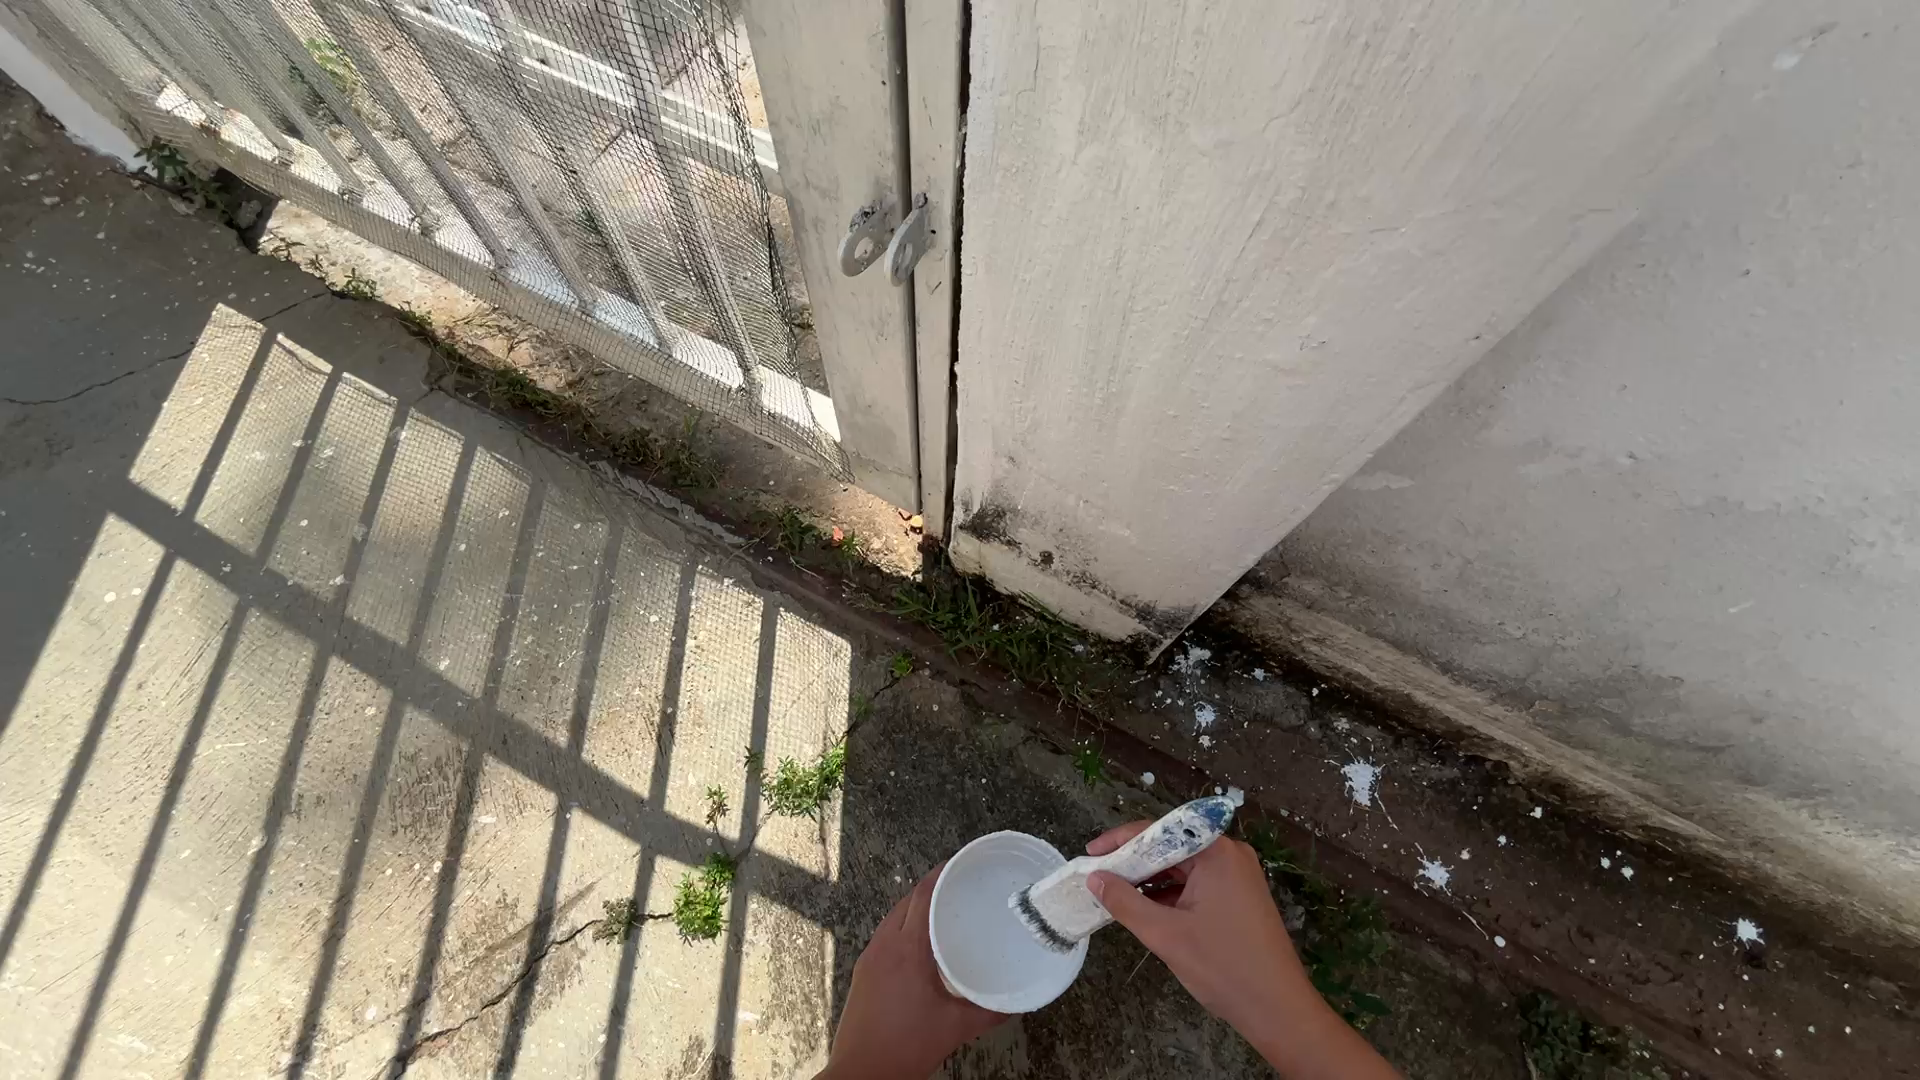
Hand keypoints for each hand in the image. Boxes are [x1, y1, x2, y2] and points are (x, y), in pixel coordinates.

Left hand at [819, 863, 1010, 1079]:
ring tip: (941, 913)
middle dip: (930, 888)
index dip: (939, 874)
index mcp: (906, 948)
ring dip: (914, 909)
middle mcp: (883, 944)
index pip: (922, 895)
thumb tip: (1016, 1003)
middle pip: (906, 901)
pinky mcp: (862, 973)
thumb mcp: (953, 1029)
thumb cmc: (904, 1048)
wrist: (859, 1076)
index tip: (958, 864)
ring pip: (892, 917)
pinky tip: (918, 946)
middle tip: (957, 887)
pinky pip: (884, 935)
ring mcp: (869, 957)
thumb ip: (987, 1012)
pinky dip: (902, 928)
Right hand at [1085, 823, 1399, 1079]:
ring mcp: (1237, 875)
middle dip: (1134, 861)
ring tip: (1117, 892)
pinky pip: (1197, 882)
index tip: (1090, 853)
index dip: (1119, 841)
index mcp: (1216, 852)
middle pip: (1170, 846)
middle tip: (1099, 874)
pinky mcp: (1239, 895)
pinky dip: (1171, 892)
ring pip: (1182, 866)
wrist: (1281, 1013)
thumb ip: (1125, 902)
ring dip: (1151, 879)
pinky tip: (1147, 907)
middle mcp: (1229, 853)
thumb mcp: (1165, 934)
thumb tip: (1094, 878)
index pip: (1157, 832)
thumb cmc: (1224, 968)